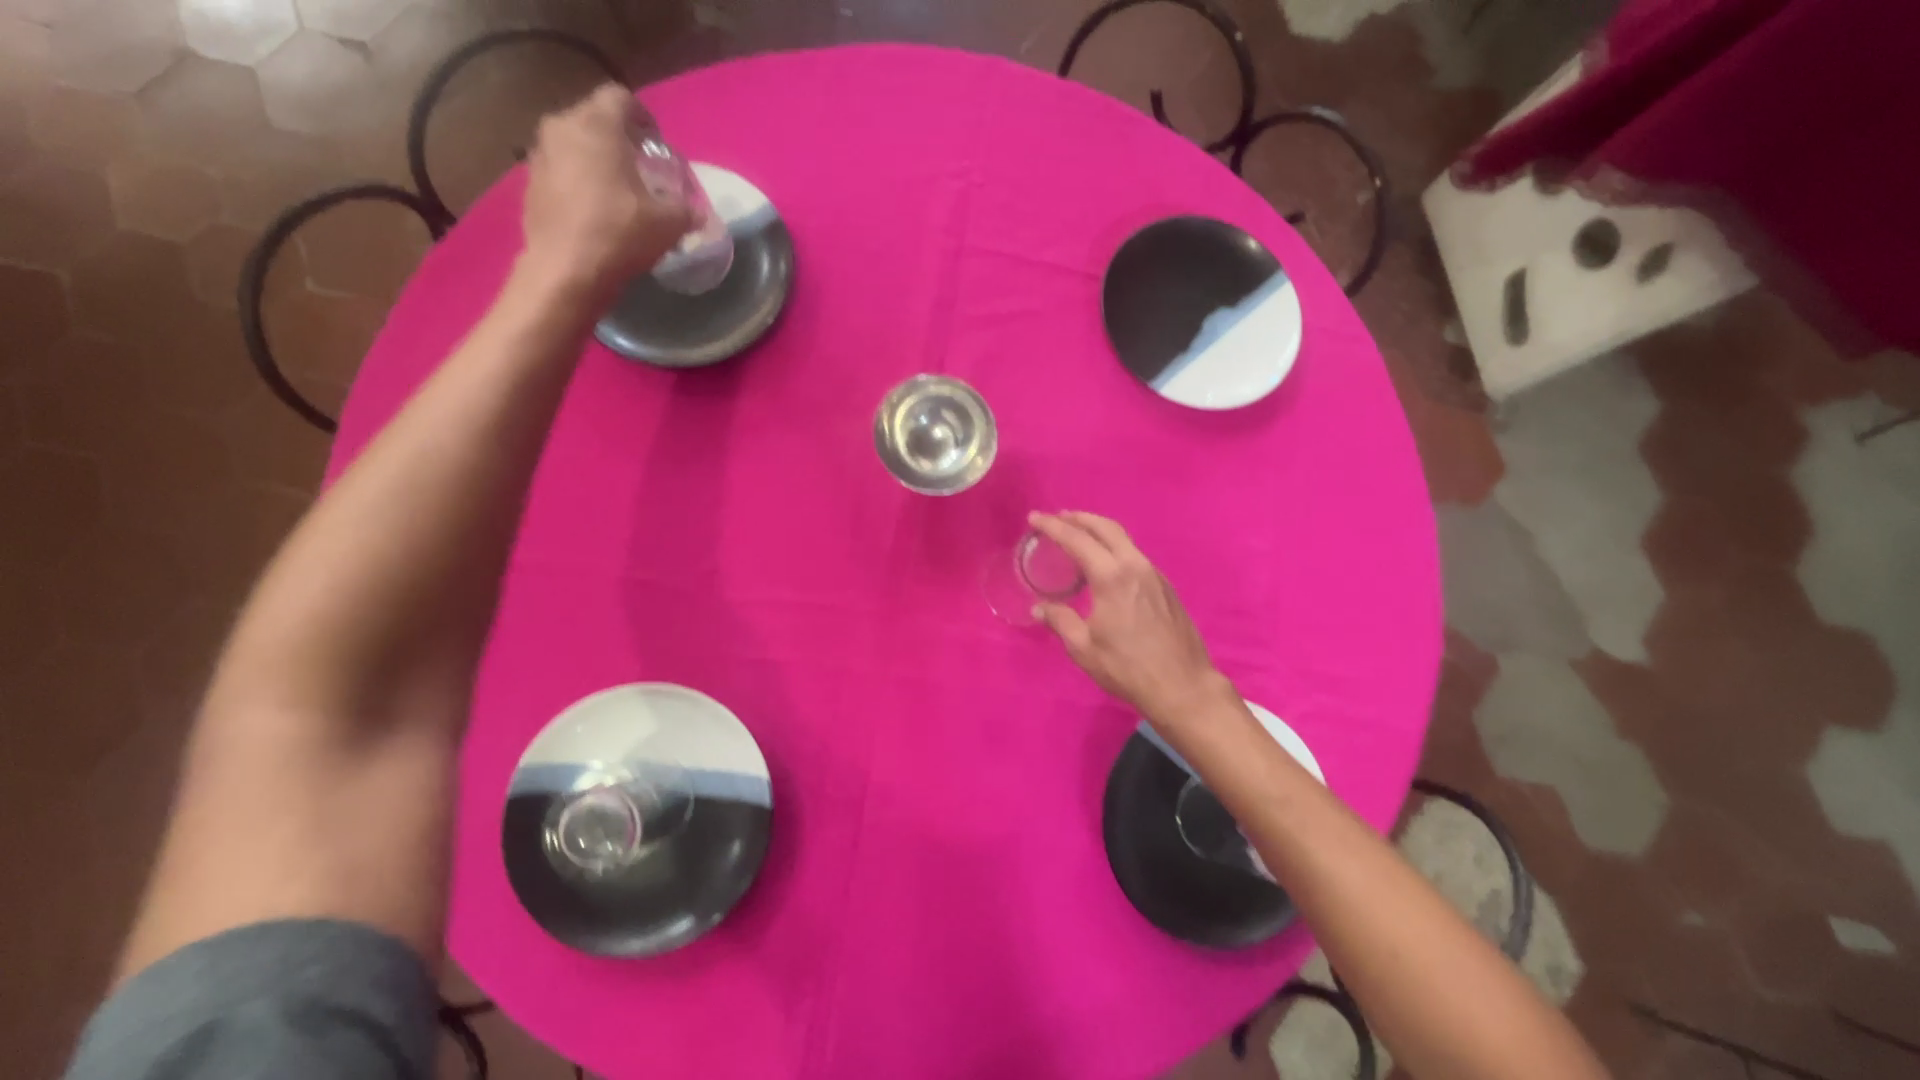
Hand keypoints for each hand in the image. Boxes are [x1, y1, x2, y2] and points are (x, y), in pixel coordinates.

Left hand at [520, 84, 692, 295]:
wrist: (565, 273)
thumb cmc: (620, 233)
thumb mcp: (669, 223)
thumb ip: (686, 210)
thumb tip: (697, 214)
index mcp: (597, 124)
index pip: (621, 97)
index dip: (643, 117)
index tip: (656, 143)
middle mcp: (561, 128)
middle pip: (593, 118)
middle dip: (617, 137)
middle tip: (639, 166)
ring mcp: (539, 156)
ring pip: (572, 144)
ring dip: (594, 159)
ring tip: (616, 189)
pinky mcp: (529, 185)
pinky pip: (559, 170)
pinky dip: (576, 181)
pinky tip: (593, 210)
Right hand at [1029, 511, 1229, 724]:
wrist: (1182, 685)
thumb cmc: (1128, 668)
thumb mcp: (1084, 648)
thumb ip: (1061, 621)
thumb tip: (1040, 608)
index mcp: (1112, 576)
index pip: (1077, 539)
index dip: (1052, 526)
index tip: (1034, 518)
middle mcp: (1135, 565)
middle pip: (1105, 527)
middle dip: (1079, 518)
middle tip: (1058, 518)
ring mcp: (1155, 574)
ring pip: (1124, 540)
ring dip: (1099, 531)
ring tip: (1080, 536)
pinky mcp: (1166, 587)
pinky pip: (1135, 556)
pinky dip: (1115, 549)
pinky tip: (1106, 565)